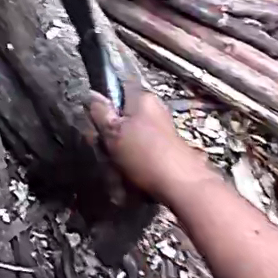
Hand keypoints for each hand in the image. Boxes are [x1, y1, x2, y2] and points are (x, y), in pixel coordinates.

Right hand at [88, 85, 206, 198]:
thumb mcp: (112, 132)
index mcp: (143, 98)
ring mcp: (163, 131)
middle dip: (111, 136)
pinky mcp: (169, 151)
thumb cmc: (145, 155)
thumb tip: (92, 94)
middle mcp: (155, 110)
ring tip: (117, 172)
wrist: (185, 188)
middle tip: (105, 152)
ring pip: (130, 138)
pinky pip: (142, 154)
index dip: (102, 105)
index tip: (96, 123)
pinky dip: (135, 166)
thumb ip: (99, 111)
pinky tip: (131, 180)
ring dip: (121, 155)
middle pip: (122, 117)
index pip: (116, 89)